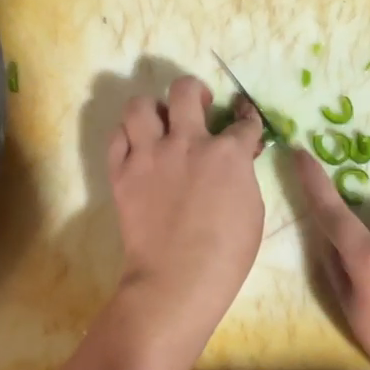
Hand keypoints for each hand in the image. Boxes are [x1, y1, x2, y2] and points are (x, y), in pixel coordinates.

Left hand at [103, 76, 265, 363]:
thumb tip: (238, 161)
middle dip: (194, 91)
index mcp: (227, 152)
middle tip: (197, 108)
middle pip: (185, 90)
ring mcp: (149, 154)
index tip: (244, 122)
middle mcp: (186, 141)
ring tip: (159, 124)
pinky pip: (116, 137)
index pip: (243, 121)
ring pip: (140, 105)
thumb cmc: (227, 253)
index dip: (246, 120)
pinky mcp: (121, 173)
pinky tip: (136, 149)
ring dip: (152, 109)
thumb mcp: (253, 210)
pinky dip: (127, 138)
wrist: (178, 279)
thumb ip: (243, 176)